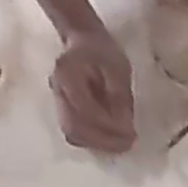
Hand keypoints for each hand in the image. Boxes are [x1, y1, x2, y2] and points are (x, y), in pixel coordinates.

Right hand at [50, 28, 135, 153]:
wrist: (85, 42)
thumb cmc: (103, 52)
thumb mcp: (118, 68)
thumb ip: (120, 97)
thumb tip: (125, 128)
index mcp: (67, 73)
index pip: (84, 110)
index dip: (107, 126)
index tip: (130, 132)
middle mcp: (57, 90)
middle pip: (74, 128)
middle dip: (103, 141)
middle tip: (128, 144)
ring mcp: (58, 103)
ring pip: (73, 134)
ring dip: (99, 144)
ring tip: (123, 144)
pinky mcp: (64, 113)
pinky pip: (76, 135)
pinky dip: (95, 142)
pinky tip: (112, 140)